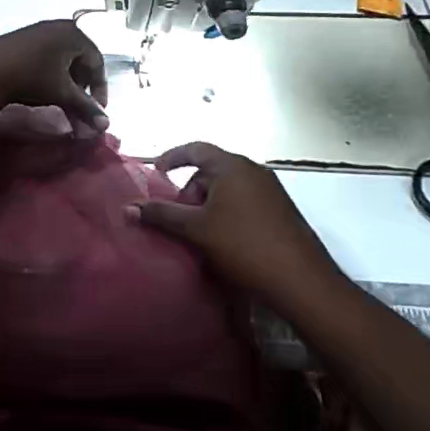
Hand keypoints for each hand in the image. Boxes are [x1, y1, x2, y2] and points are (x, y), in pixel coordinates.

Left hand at [0, 21, 109, 141]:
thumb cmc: (32, 78)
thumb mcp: (63, 94)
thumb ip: (86, 108)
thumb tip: (105, 125)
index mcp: (73, 33)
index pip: (97, 62)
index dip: (99, 89)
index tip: (96, 111)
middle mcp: (57, 27)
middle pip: (79, 61)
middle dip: (81, 90)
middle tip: (78, 110)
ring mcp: (37, 32)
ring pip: (61, 61)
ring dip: (66, 86)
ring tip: (61, 105)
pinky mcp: (20, 40)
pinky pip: (45, 58)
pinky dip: (50, 76)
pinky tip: (43, 92)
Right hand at [130, 142, 345, 299]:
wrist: (302, 282)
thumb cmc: (244, 245)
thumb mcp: (196, 229)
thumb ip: (162, 215)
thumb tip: (127, 208)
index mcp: (232, 166)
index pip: (195, 148)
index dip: (172, 157)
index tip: (156, 172)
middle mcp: (253, 170)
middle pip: (211, 170)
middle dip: (190, 190)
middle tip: (180, 217)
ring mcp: (271, 191)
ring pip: (229, 189)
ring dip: (209, 205)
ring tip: (200, 234)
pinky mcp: (282, 212)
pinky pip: (245, 202)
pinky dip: (228, 214)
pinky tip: (225, 242)